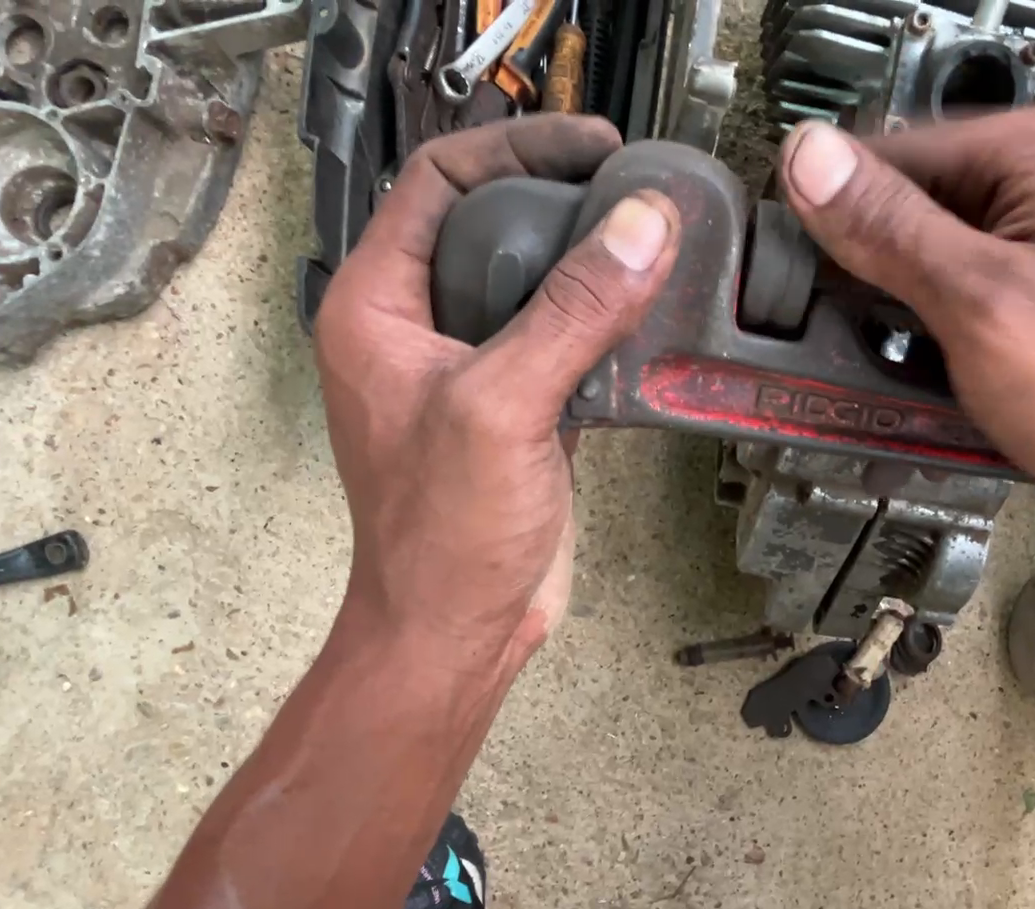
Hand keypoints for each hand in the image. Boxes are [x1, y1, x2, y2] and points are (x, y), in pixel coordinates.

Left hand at [313, 117, 679, 672]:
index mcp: (377, 310)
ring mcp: (475, 375)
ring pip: (537, 293)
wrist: (458, 631)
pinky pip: (565, 350)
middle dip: (564, 209)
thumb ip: (570, 316)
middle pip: (494, 232)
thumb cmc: (441, 537)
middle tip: (636, 199)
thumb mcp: (500, 409)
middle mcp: (421, 333)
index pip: (439, 186)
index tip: (592, 150)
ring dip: (593, 273)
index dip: (513, 152)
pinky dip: (608, 335)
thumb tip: (639, 230)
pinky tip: (653, 327)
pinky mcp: (520, 415)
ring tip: (657, 252)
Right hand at [775, 108, 1034, 522]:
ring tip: (915, 371)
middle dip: (878, 279)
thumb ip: (889, 228)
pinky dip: (956, 338)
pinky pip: (986, 300)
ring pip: (949, 263)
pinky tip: (957, 379)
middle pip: (920, 211)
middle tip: (864, 341)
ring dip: (915, 317)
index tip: (802, 280)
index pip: (888, 158)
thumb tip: (810, 158)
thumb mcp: (979, 301)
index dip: (834, 221)